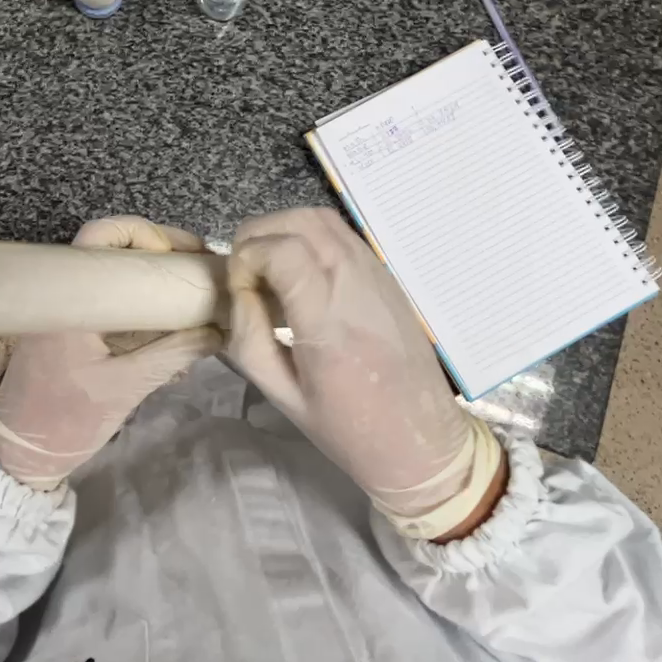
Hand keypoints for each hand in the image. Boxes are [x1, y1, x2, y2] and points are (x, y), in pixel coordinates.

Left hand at [0, 217, 225, 489]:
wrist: (22, 454)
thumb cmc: (66, 417)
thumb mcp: (124, 387)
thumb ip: (172, 355)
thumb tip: (218, 331)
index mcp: (68, 296)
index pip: (100, 236)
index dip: (142, 234)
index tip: (179, 256)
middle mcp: (66, 292)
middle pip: (115, 252)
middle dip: (162, 257)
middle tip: (203, 268)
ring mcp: (71, 311)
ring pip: (119, 279)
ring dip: (157, 285)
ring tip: (199, 295)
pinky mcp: (76, 331)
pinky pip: (116, 307)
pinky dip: (145, 311)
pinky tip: (178, 328)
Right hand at [226, 208, 503, 539]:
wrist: (424, 443)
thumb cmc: (349, 430)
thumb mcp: (282, 395)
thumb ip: (248, 338)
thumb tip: (236, 292)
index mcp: (328, 324)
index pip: (282, 251)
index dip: (247, 257)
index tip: (239, 286)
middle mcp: (355, 286)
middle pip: (298, 222)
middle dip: (258, 235)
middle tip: (245, 271)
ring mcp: (376, 275)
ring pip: (319, 218)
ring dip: (283, 230)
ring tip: (268, 267)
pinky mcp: (386, 275)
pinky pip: (340, 233)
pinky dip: (307, 236)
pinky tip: (298, 272)